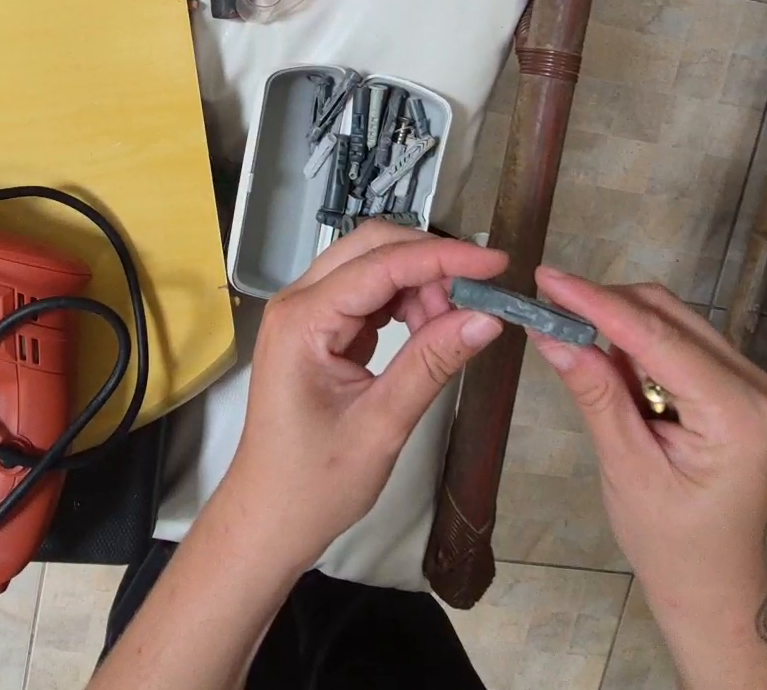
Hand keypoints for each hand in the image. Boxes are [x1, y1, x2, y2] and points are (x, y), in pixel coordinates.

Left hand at [216, 223, 509, 572]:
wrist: (269, 517)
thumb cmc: (315, 484)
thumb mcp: (382, 426)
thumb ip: (432, 364)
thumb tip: (487, 317)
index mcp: (302, 320)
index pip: (381, 265)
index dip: (443, 258)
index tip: (497, 264)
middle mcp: (298, 301)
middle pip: (371, 248)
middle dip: (430, 262)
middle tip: (480, 294)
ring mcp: (306, 311)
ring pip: (372, 266)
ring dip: (420, 283)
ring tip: (455, 323)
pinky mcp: (320, 328)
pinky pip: (368, 293)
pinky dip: (405, 301)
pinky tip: (431, 328)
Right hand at [529, 268, 766, 687]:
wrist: (713, 584)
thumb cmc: (670, 541)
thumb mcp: (626, 468)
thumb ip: (595, 393)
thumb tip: (549, 332)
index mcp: (737, 413)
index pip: (656, 337)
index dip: (596, 302)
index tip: (546, 277)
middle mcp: (753, 385)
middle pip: (668, 315)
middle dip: (604, 302)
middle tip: (545, 300)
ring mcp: (747, 382)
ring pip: (670, 319)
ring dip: (616, 316)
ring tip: (564, 325)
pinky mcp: (731, 384)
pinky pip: (675, 339)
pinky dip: (632, 337)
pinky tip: (600, 350)